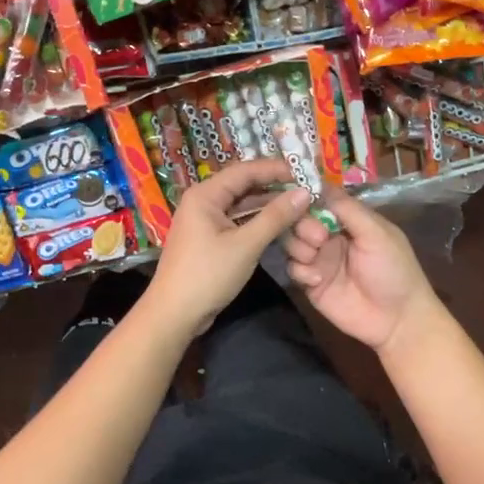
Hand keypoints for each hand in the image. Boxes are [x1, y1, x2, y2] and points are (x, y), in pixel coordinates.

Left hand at [142, 159, 310, 336]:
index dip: (277, 170)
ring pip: (245, 209)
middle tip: (309, 197)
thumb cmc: (208, 275)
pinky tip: (283, 231)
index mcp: (206, 195)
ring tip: (302, 215)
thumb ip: (275, 217)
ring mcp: (207, 223)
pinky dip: (260, 228)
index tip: (306, 174)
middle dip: (277, 194)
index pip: (246, 170)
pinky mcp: (211, 242)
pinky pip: (240, 226)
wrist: (175, 314)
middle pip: (246, 189)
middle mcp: (204, 202)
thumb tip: (304, 193)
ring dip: (271, 213)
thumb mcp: (245, 245)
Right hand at [281, 191, 439, 352]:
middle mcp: (331, 237)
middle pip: (300, 220)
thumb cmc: (394, 270)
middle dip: (303, 225)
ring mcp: (320, 260)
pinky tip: (317, 279)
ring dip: (298, 246)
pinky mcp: (311, 284)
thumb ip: (348, 209)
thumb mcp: (376, 234)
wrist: (397, 319)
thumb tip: (320, 183)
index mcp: (349, 221)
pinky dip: (300, 270)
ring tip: (314, 256)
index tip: (299, 199)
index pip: (320, 200)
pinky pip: (293, 269)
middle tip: (319, 238)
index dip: (307, 198)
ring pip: (292, 243)